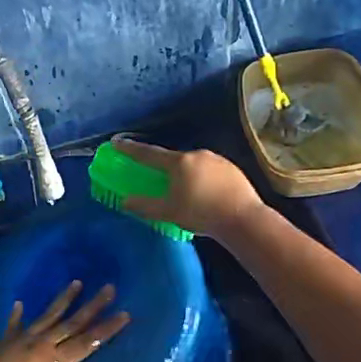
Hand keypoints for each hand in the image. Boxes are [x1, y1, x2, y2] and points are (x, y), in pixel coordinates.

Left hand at [0, 281, 127, 361]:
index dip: (107, 329)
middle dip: (93, 306)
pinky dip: (18, 315)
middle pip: (72, 323)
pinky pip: (15, 326)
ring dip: (63, 300)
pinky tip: (20, 303)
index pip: (88, 343)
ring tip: (76, 282)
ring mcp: (21, 341)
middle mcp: (41, 345)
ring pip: (47, 316)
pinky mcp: (4, 343)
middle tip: (109, 288)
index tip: (125, 313)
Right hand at [113, 139, 265, 238]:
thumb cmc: (201, 214)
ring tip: (187, 194)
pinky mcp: (232, 169)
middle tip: (160, 181)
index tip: (116, 142)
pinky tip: (206, 195)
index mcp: (178, 162)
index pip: (148, 154)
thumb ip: (145, 205)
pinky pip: (210, 170)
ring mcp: (217, 160)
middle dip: (165, 169)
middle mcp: (197, 155)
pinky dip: (203, 180)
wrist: (244, 219)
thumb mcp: (168, 212)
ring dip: (186, 175)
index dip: (130, 149)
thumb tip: (125, 201)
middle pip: (173, 159)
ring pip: (194, 165)